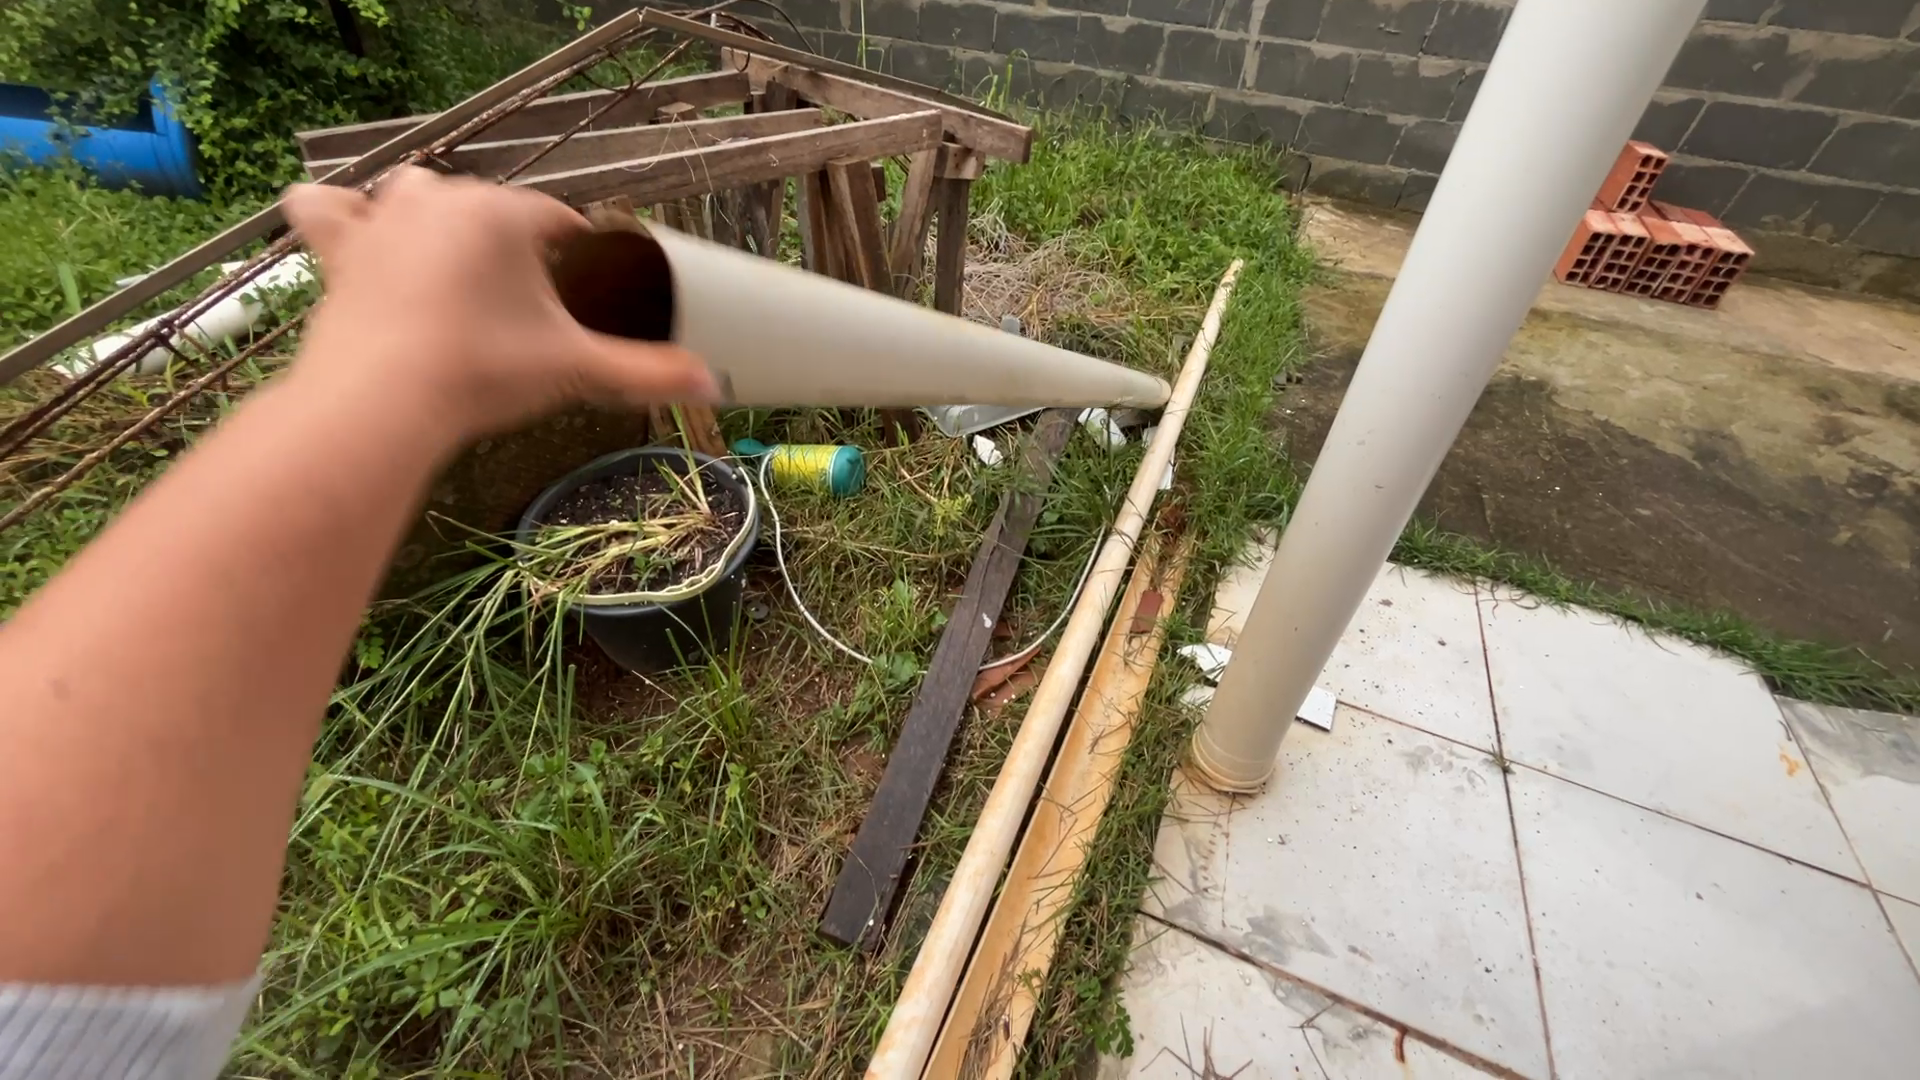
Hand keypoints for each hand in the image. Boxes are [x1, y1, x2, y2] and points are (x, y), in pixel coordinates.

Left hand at [282, 167, 715, 440]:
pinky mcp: (335, 249)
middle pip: (495, 205)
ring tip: (463, 261)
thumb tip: (713, 386)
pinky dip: (350, 218)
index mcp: (503, 215)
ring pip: (416, 194)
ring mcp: (381, 220)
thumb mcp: (580, 371)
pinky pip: (330, 209)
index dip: (584, 247)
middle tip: (539, 296)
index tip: (592, 278)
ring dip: (441, 217)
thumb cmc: (486, 372)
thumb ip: (650, 374)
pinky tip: (370, 238)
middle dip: (521, 241)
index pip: (560, 217)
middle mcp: (440, 200)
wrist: (383, 403)